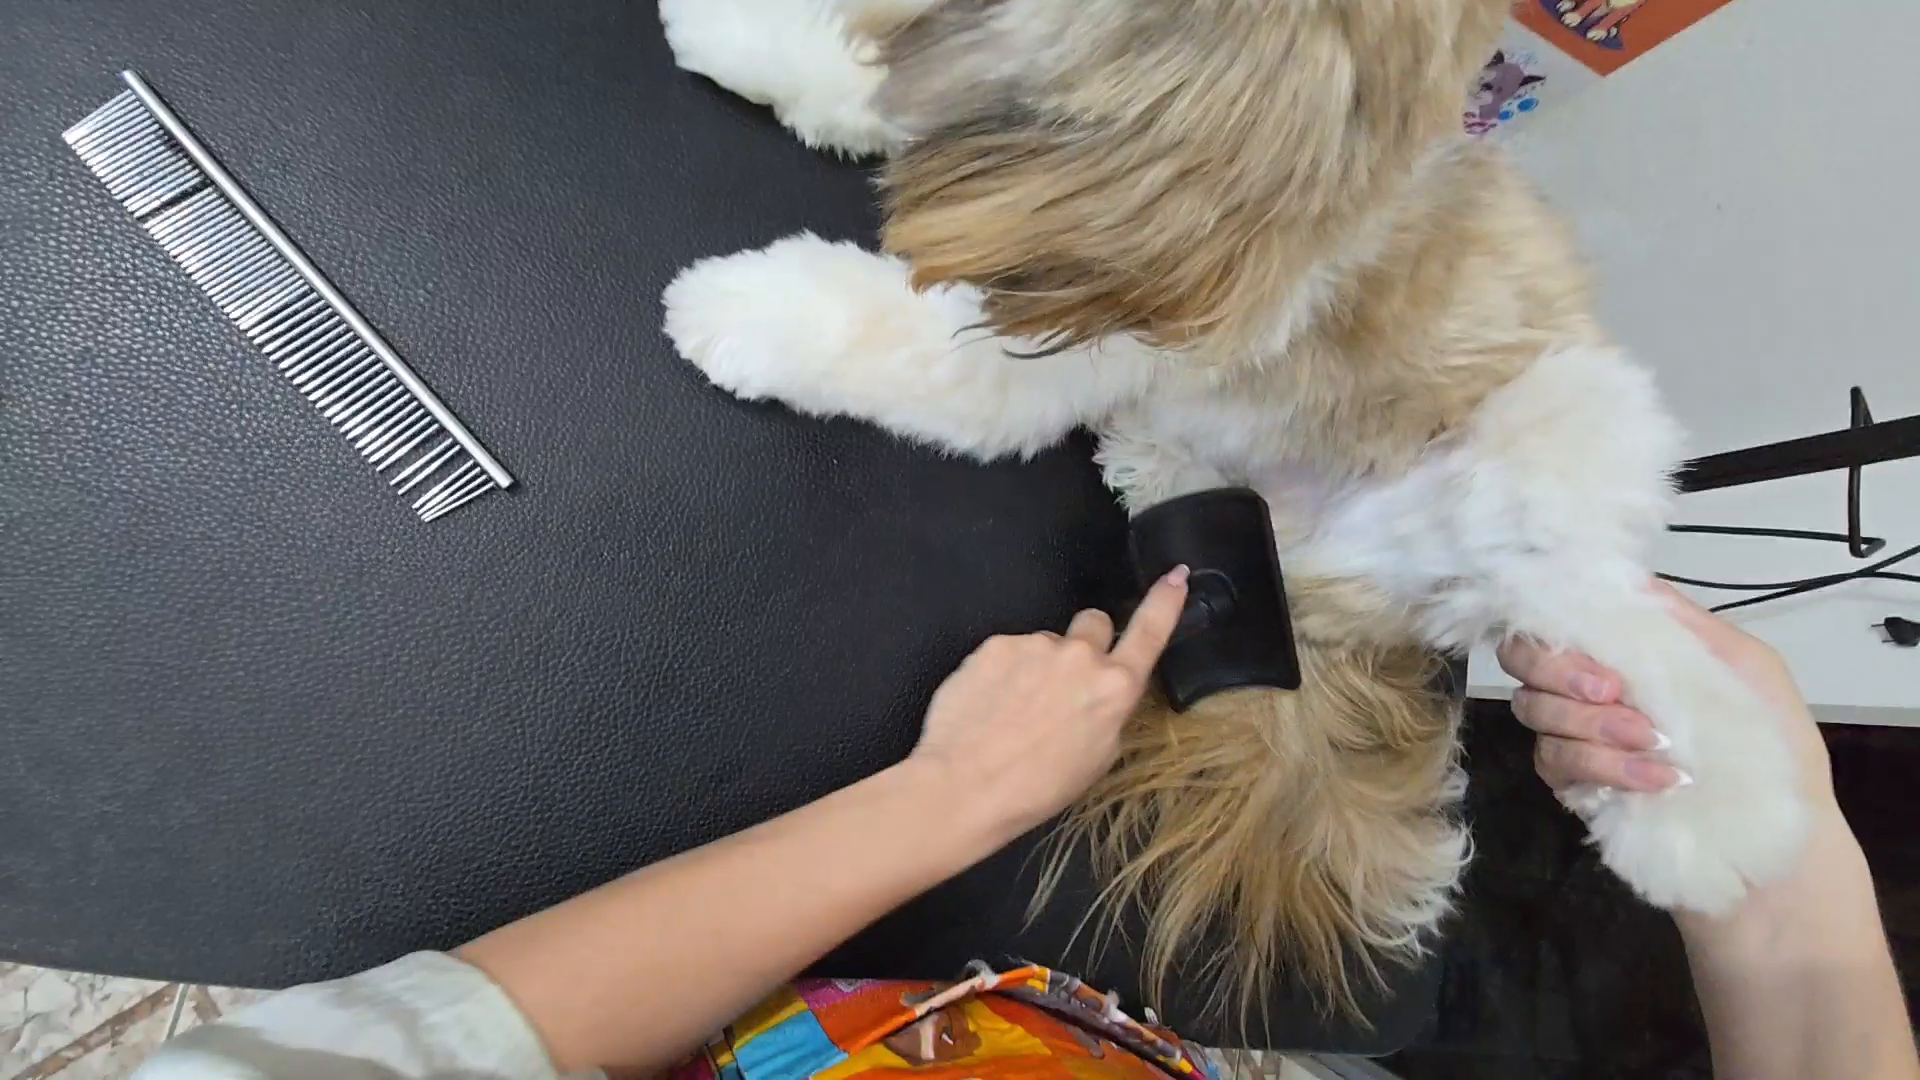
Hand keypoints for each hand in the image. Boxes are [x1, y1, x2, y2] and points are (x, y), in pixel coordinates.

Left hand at [908, 567, 1190, 837]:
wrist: (965, 785)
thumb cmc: (1036, 787)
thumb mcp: (1097, 758)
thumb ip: (1106, 710)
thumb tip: (1099, 691)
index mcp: (1115, 688)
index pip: (1149, 632)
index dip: (1166, 601)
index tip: (1176, 576)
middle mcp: (1080, 656)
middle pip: (1094, 623)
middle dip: (1086, 643)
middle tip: (1062, 680)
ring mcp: (1035, 644)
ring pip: (1046, 643)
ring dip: (1037, 664)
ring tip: (1013, 708)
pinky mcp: (996, 643)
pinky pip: (1009, 649)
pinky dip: (1002, 671)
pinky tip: (988, 702)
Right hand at [1497, 582, 1831, 803]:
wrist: (1777, 827)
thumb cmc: (1766, 740)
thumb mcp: (1745, 666)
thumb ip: (1682, 623)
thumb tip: (1620, 577)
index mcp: (1608, 653)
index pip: (1544, 623)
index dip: (1552, 632)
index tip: (1604, 660)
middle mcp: (1572, 686)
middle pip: (1518, 659)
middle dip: (1560, 674)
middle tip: (1614, 694)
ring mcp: (1561, 731)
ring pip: (1532, 708)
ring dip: (1594, 725)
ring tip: (1657, 743)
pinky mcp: (1562, 775)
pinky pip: (1553, 758)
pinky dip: (1605, 766)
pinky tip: (1656, 777)